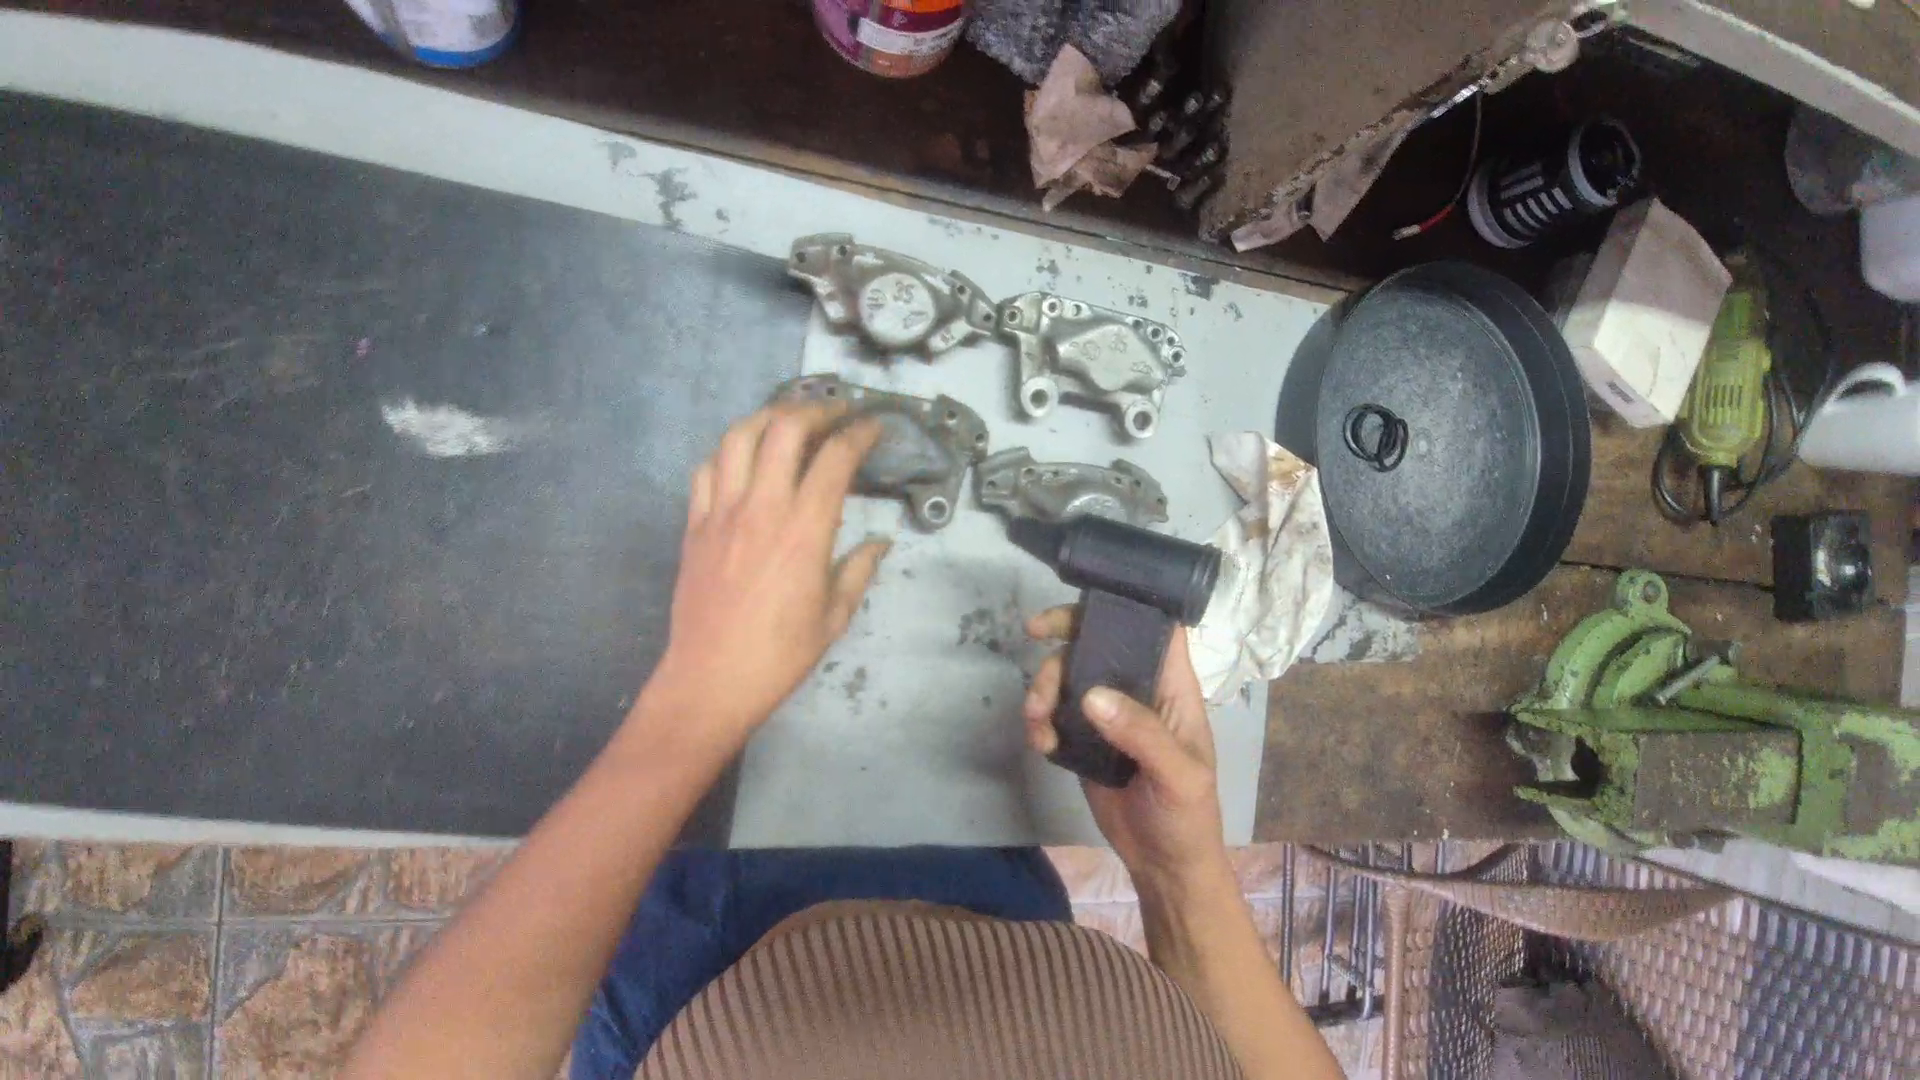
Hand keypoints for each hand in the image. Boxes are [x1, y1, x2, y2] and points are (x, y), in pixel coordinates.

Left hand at [644, 402, 887, 739]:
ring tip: (789, 419)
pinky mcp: (694, 525)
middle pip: (785, 428)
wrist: (710, 680)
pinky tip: (744, 459)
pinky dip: (729, 452)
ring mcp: (721, 512)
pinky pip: (706, 469)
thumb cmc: (780, 655)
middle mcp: (762, 508)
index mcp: (804, 531)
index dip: (860, 433)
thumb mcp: (834, 617)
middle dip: (816, 410)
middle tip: (836, 413)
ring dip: (768, 417)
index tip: (874, 427)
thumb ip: (858, 570)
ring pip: (738, 437)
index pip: (836, 459)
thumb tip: (880, 543)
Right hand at [1022, 606, 1227, 892]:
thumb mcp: (1178, 775)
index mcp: (1171, 687)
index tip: (1087, 598)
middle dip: (1064, 633)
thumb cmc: (1188, 816)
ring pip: (1069, 675)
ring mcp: (1108, 714)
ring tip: (1036, 718)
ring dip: (1044, 686)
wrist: (1164, 865)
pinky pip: (1054, 714)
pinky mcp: (1083, 739)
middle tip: (1034, 632)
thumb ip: (1141, 733)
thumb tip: (1091, 695)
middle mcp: (1137, 690)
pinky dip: (1039, 721)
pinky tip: (1040, 743)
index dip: (1126, 603)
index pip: (1154, 627)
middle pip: (1098, 641)